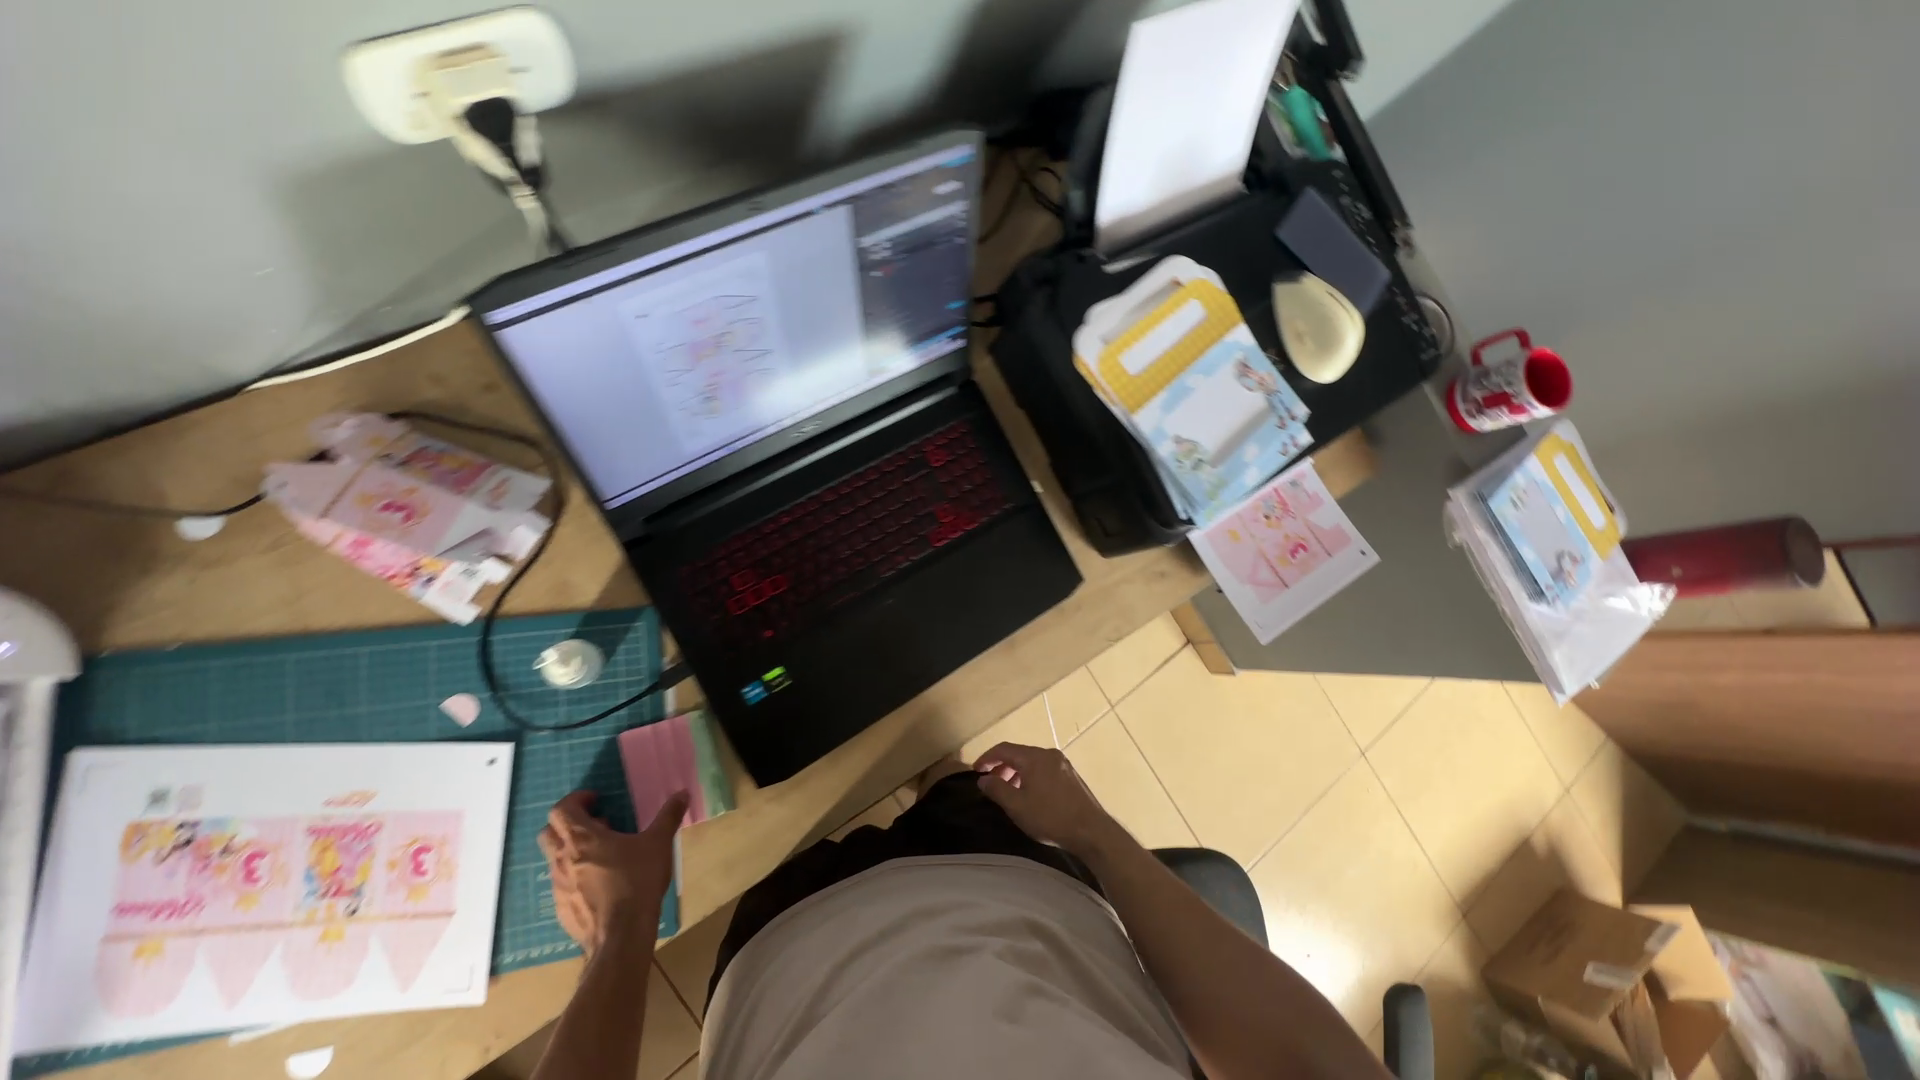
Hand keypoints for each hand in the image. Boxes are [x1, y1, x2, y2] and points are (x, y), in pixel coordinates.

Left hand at [538, 790, 686, 955]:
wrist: (620, 936)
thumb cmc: (637, 881)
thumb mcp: (658, 844)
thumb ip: (669, 816)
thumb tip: (683, 793)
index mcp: (581, 838)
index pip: (561, 809)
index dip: (576, 800)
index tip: (596, 801)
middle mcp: (562, 859)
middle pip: (548, 832)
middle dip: (567, 824)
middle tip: (594, 826)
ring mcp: (559, 886)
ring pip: (554, 860)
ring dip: (572, 851)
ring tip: (602, 856)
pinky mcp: (562, 908)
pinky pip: (563, 884)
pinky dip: (576, 877)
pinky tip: (600, 886)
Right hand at [972, 742, 1126, 858]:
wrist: (1091, 831)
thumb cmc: (1050, 817)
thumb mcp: (1017, 806)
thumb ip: (997, 789)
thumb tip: (984, 778)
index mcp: (1034, 757)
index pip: (1004, 749)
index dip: (986, 758)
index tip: (975, 771)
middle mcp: (1049, 755)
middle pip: (1019, 754)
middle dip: (1002, 767)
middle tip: (991, 784)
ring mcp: (1063, 764)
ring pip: (1032, 763)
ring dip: (1017, 774)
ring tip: (1009, 793)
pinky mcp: (1071, 776)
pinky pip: (1044, 770)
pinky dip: (1031, 777)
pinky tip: (1030, 796)